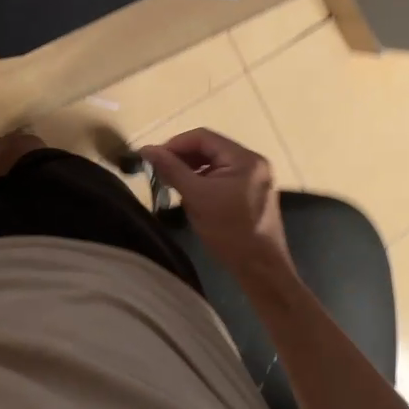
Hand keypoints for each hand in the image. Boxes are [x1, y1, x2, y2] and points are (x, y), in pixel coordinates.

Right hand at [140, 128, 292, 278]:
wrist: (262, 271)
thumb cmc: (229, 232)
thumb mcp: (196, 197)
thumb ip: (171, 169)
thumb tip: (146, 149)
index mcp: (244, 158)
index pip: (203, 137)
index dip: (175, 144)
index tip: (154, 158)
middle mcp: (253, 162)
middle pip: (210, 148)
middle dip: (183, 157)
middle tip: (161, 171)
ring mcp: (255, 178)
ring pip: (215, 163)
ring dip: (192, 169)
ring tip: (172, 182)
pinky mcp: (253, 193)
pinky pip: (223, 176)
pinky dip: (204, 180)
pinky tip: (191, 193)